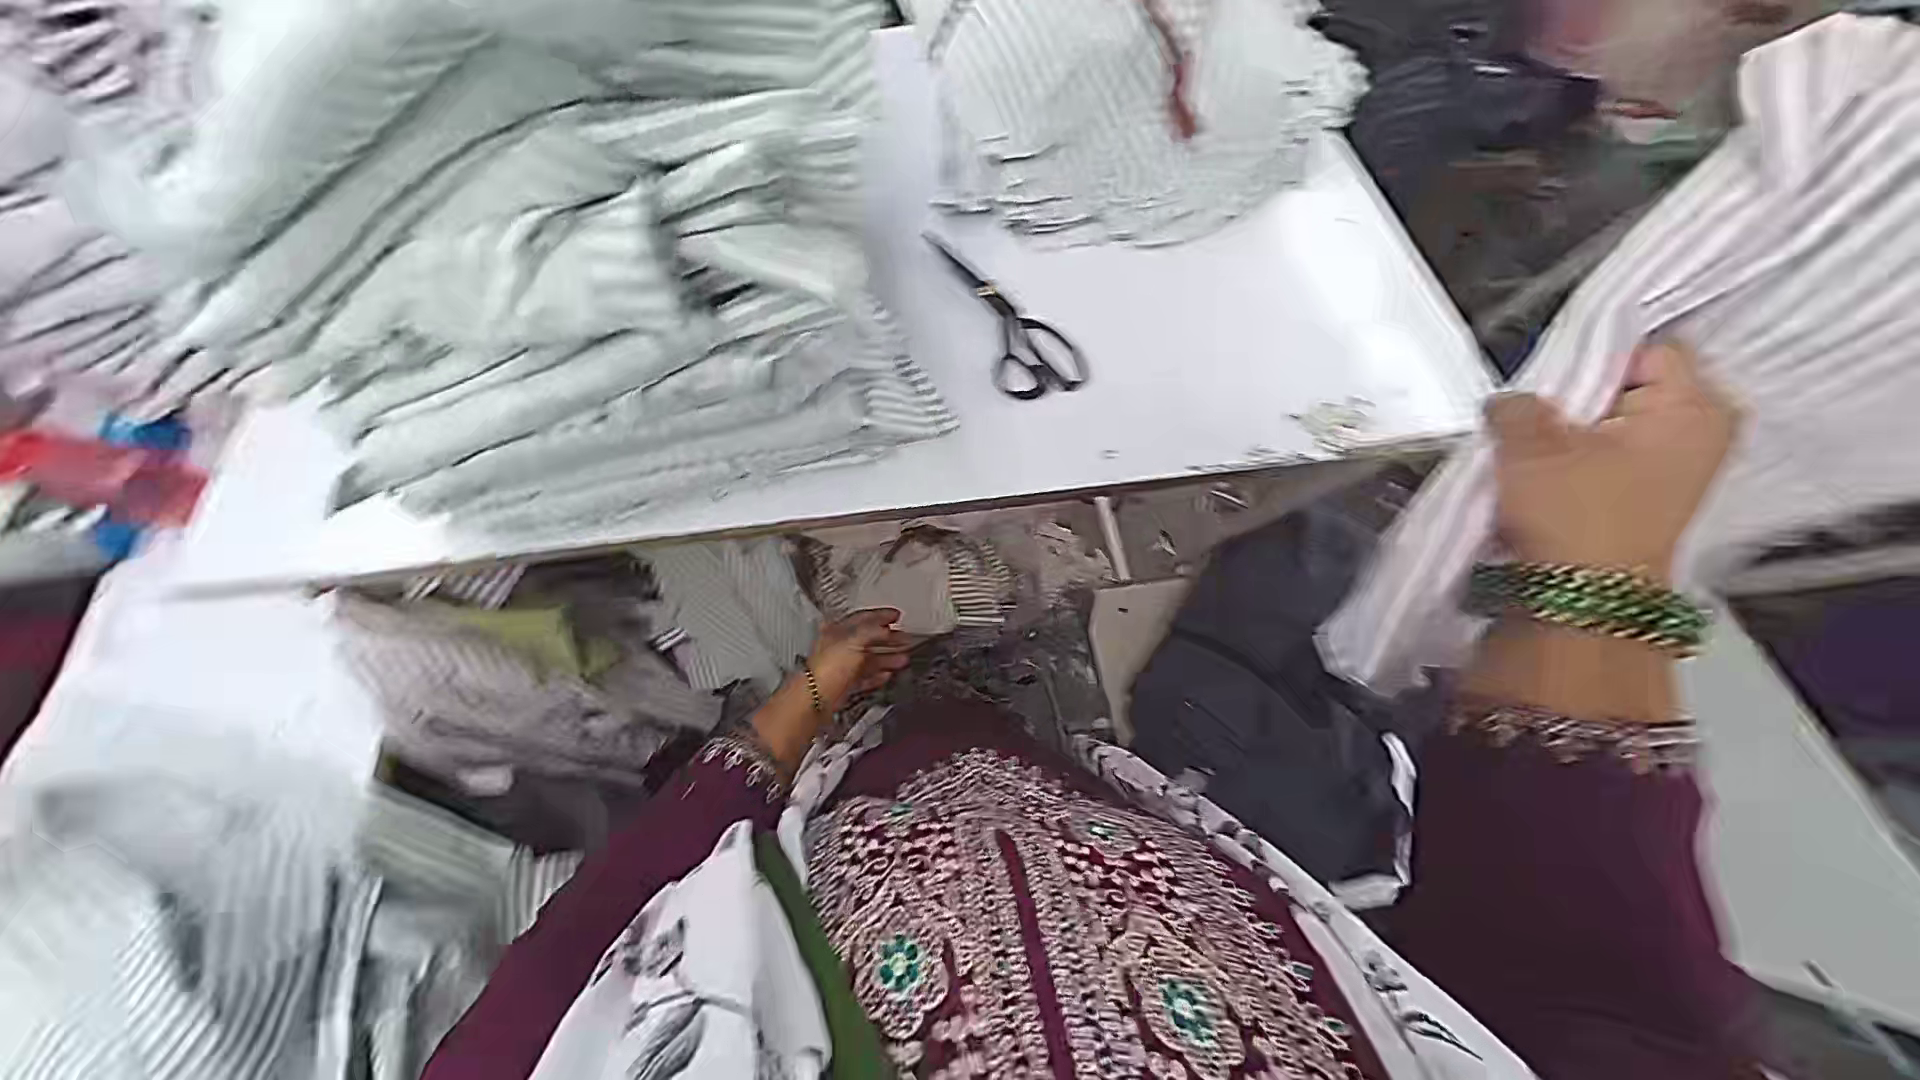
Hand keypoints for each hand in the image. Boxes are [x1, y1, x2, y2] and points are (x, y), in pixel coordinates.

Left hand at [803, 608, 912, 713]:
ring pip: (869, 658)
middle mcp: (839, 647)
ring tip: (903, 657)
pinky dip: (878, 675)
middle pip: (869, 639)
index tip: (895, 615)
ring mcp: (842, 666)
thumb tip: (885, 628)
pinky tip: (887, 674)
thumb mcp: (854, 640)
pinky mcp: (845, 685)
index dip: (881, 615)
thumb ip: (872, 631)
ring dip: (888, 657)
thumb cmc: (828, 668)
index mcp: (838, 631)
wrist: (816, 698)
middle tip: (904, 637)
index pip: (864, 618)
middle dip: (889, 638)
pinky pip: (866, 677)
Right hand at [1488, 342, 1738, 581]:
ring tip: (1528, 450)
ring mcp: (1679, 468)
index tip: (1543, 382)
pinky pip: (1608, 457)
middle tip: (1528, 417)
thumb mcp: (1532, 446)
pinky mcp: (1647, 496)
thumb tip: (1511, 400)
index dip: (1591, 357)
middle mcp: (1702, 432)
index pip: (1647, 350)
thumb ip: (1518, 406)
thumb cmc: (1571, 512)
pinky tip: (1541, 475)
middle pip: (1629, 388)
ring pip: (1612, 425)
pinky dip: (1574, 460)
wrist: (1581, 593)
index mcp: (1695, 407)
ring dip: (1568, 433)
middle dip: (1573, 399)